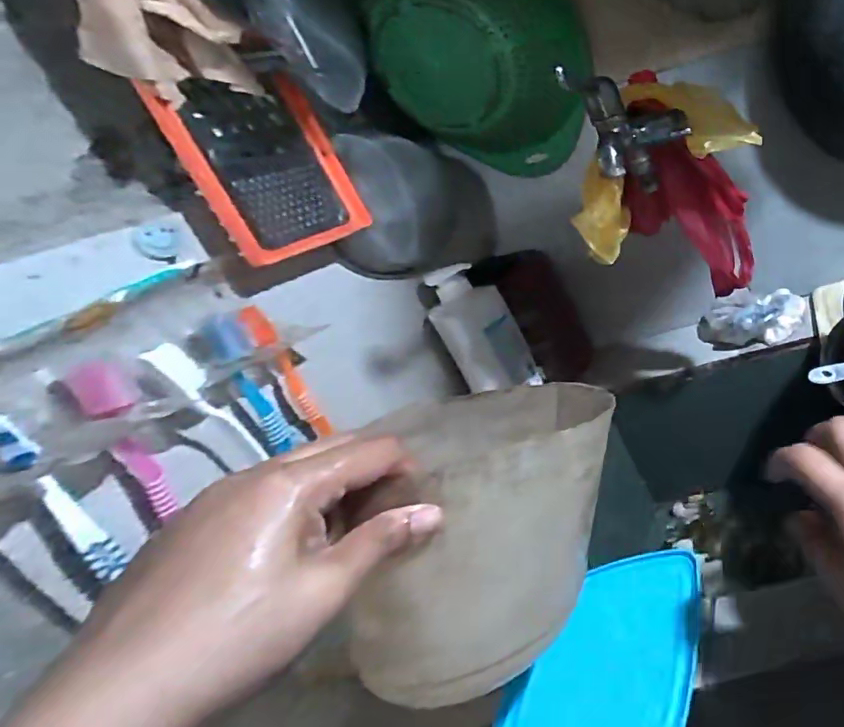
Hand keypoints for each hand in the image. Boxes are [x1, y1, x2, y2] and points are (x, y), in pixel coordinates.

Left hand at [9, 434, 441, 726]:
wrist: (104, 706)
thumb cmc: (234, 637)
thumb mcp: (324, 591)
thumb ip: (382, 540)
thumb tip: (434, 512)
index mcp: (285, 484)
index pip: (375, 448)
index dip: (407, 471)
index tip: (413, 509)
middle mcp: (247, 477)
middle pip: (336, 447)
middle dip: (372, 472)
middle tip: (383, 518)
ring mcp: (206, 502)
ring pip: (295, 468)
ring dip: (332, 486)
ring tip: (337, 537)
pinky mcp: (180, 529)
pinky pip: (257, 493)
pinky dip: (291, 503)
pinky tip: (282, 552)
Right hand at [768, 418, 843, 726]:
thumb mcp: (842, 583)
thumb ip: (815, 542)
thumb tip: (797, 516)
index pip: (807, 458)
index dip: (781, 459)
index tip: (770, 474)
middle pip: (840, 426)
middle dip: (813, 436)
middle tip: (801, 465)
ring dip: (842, 440)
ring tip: (830, 471)